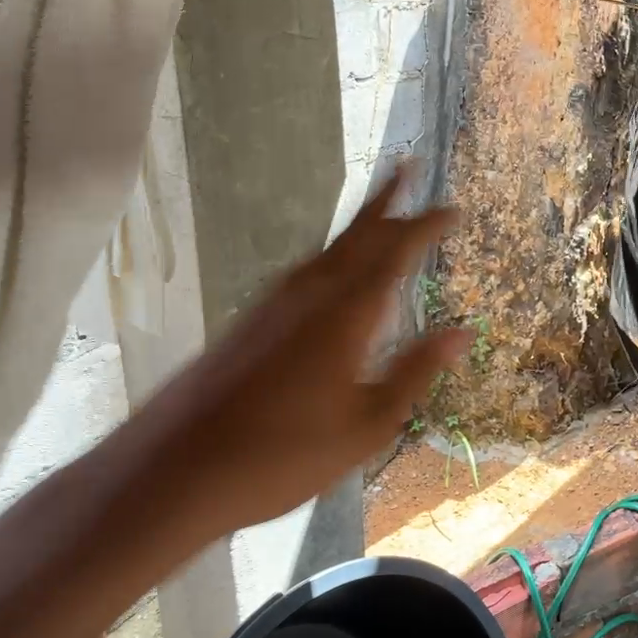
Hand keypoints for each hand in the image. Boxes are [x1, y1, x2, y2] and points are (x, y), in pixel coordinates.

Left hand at [139, 168, 466, 533]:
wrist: (174, 471)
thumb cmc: (283, 454)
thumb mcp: (368, 422)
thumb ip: (416, 370)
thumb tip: (463, 332)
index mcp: (346, 313)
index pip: (396, 253)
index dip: (426, 226)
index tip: (452, 208)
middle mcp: (311, 293)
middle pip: (357, 233)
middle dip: (387, 199)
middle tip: (408, 166)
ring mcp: (274, 303)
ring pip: (328, 248)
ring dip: (358, 223)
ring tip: (379, 210)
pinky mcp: (251, 320)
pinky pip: (306, 268)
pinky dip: (332, 252)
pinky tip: (330, 270)